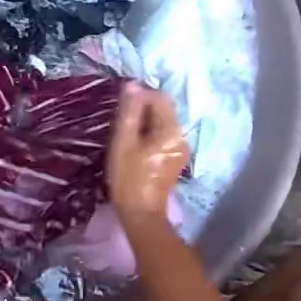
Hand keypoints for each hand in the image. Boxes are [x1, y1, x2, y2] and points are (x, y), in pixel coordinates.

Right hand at [108, 83, 189, 224]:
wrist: (141, 214)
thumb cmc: (129, 178)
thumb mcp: (123, 142)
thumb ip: (129, 112)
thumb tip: (133, 85)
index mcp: (171, 130)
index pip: (159, 98)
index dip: (140, 96)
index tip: (120, 106)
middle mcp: (181, 136)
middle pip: (163, 110)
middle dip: (141, 109)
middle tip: (119, 121)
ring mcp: (180, 149)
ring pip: (161, 123)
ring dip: (143, 122)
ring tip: (124, 133)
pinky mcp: (174, 159)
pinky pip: (162, 136)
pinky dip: (148, 134)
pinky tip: (133, 145)